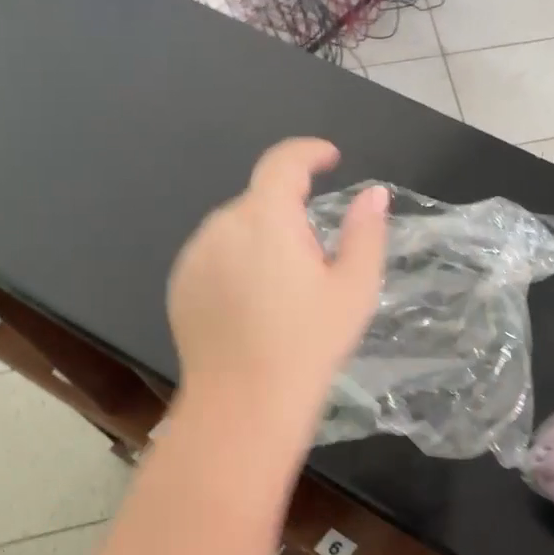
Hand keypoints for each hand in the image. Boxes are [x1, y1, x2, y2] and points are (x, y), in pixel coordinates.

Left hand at [167, 138, 387, 416]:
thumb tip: (373, 194)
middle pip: (261, 201)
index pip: (283, 162)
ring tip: (286, 292)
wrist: (245, 402)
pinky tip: (256, 308)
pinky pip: (215, 257)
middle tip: (318, 262)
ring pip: (236, 230)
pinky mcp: (180, 284)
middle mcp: (223, 225)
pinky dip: (238, 265)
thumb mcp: (354, 290)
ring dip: (263, 241)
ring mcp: (195, 255)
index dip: (309, 152)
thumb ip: (365, 233)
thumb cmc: (309, 344)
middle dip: (290, 214)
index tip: (330, 157)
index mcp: (268, 219)